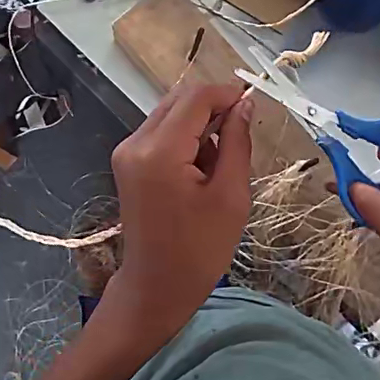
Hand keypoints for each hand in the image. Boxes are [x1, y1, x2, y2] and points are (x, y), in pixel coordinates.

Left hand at [107, 81, 253, 327]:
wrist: (157, 286)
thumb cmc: (200, 250)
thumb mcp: (231, 195)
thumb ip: (237, 143)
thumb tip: (245, 105)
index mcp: (159, 152)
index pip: (195, 98)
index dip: (226, 94)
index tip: (252, 105)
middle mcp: (135, 143)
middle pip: (178, 100)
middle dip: (212, 108)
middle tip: (240, 136)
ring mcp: (126, 152)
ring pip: (170, 114)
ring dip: (199, 125)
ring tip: (219, 164)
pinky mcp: (127, 162)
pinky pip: (160, 133)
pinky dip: (184, 139)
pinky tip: (199, 170)